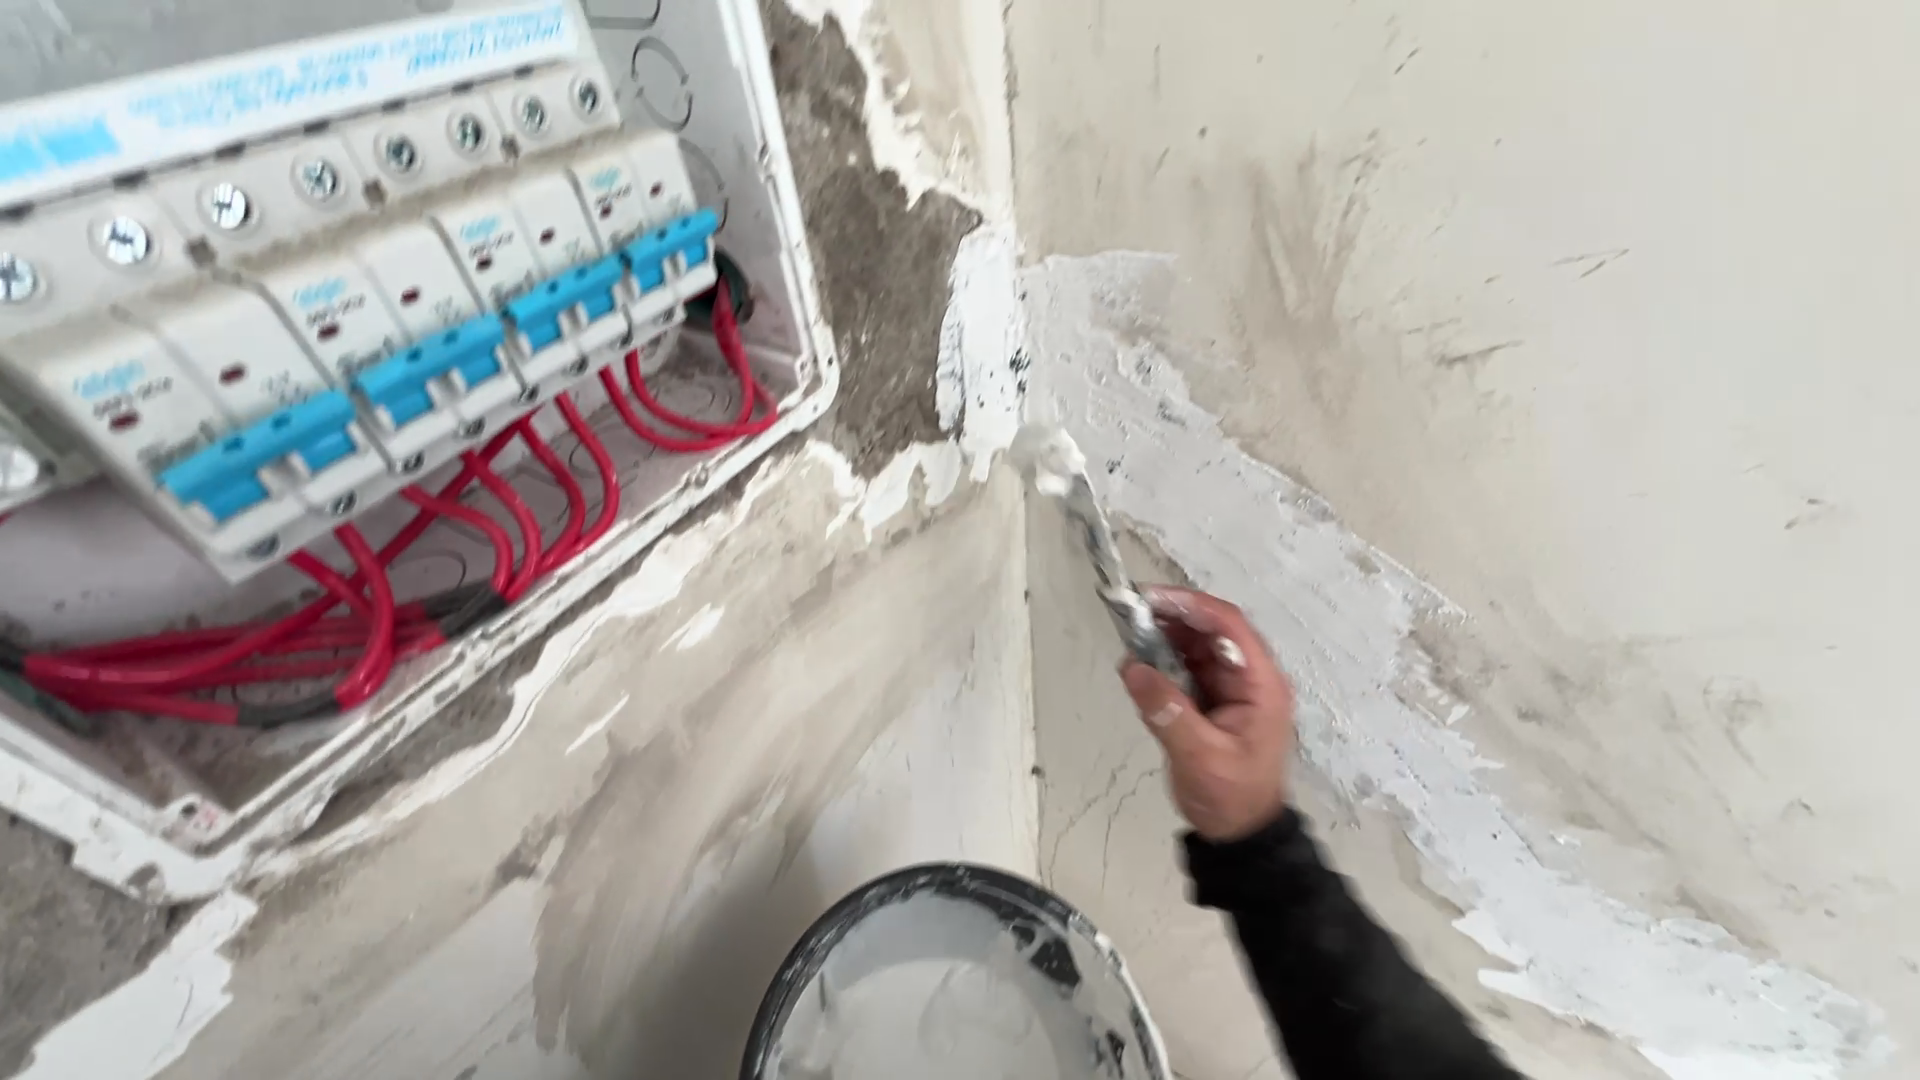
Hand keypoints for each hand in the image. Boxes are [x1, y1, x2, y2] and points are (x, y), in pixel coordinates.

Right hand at [1119, 586, 1295, 842]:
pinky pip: (1186, 664)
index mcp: (1260, 685)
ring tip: (1129, 630)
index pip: (1230, 628)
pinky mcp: (1211, 698)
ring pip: (1197, 643)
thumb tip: (1132, 667)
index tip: (1152, 599)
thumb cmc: (1230, 797)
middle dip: (1173, 615)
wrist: (1240, 835)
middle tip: (1131, 610)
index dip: (1192, 606)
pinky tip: (1137, 658)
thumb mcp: (1199, 757)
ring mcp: (1230, 687)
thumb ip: (1168, 712)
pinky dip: (1162, 656)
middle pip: (1212, 629)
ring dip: (1164, 634)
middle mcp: (1248, 677)